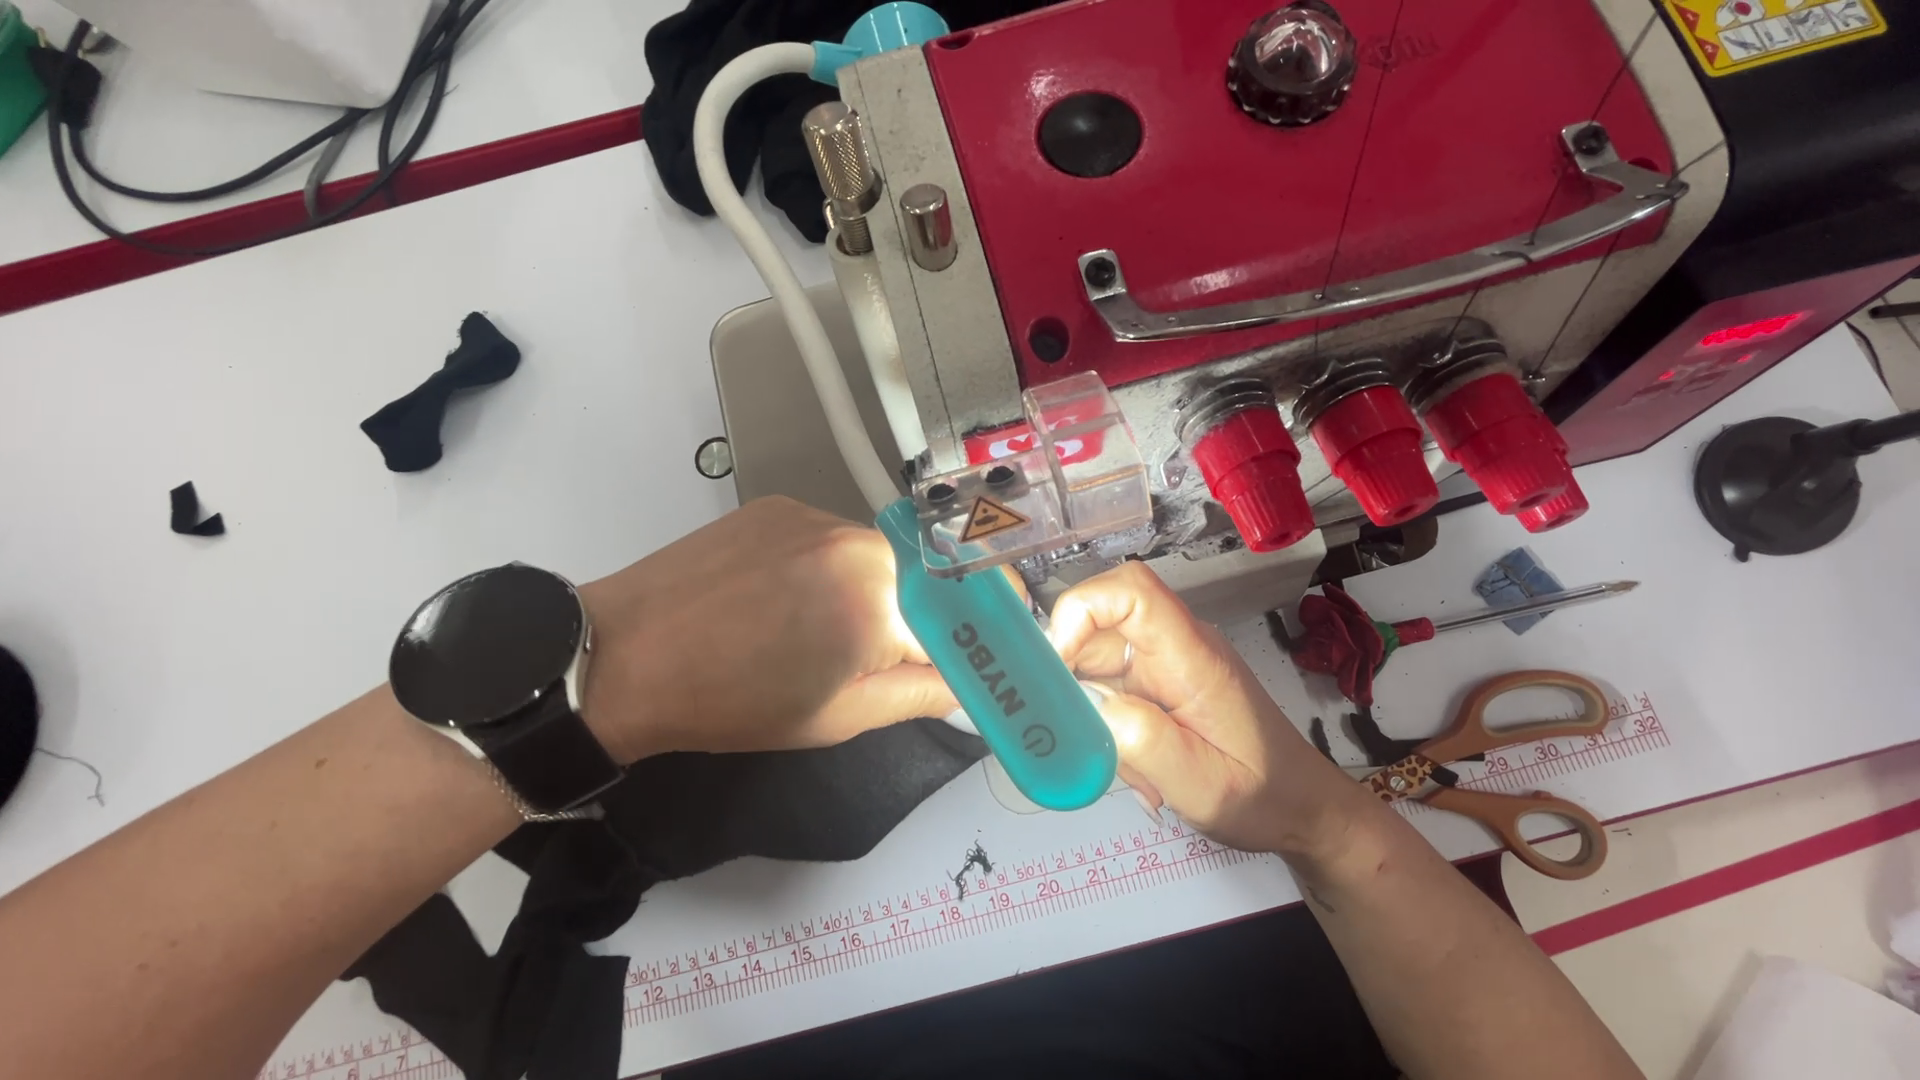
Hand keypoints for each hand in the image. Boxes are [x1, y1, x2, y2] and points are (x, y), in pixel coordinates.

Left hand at [576, 496, 955, 762]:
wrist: (624, 655)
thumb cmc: (731, 703)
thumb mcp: (836, 718)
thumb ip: (917, 695)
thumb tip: (965, 684)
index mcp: (876, 601)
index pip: (957, 621)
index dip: (968, 642)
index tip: (971, 655)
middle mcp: (855, 541)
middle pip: (916, 582)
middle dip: (909, 620)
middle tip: (869, 657)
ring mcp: (813, 515)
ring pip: (873, 556)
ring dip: (867, 590)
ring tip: (811, 628)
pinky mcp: (778, 505)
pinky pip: (829, 537)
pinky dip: (826, 566)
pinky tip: (782, 596)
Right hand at [1048, 562, 1379, 860]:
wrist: (1302, 806)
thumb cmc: (1263, 796)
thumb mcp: (1203, 787)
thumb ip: (1144, 745)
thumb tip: (1088, 706)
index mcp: (1193, 657)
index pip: (1131, 592)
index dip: (1080, 609)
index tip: (1053, 663)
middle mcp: (1175, 646)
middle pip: (1100, 622)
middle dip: (1068, 672)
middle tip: (1062, 726)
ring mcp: (1165, 662)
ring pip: (1096, 657)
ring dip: (1084, 704)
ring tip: (1109, 758)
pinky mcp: (1159, 681)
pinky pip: (1109, 682)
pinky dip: (1100, 719)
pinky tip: (1126, 761)